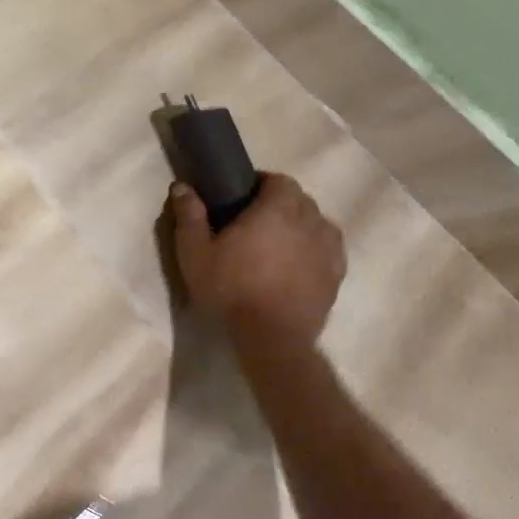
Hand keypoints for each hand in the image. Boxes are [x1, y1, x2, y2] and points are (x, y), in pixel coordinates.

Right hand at [167, 173, 346, 347]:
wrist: (270, 336)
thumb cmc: (230, 288)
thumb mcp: (194, 251)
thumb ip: (190, 215)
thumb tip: (182, 187)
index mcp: (275, 213)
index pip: (282, 181)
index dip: (265, 182)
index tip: (244, 193)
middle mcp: (308, 227)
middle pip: (304, 200)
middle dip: (283, 200)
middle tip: (255, 215)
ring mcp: (327, 253)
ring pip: (322, 223)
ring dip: (303, 222)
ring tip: (280, 236)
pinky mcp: (336, 277)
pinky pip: (332, 248)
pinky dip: (317, 245)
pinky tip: (298, 258)